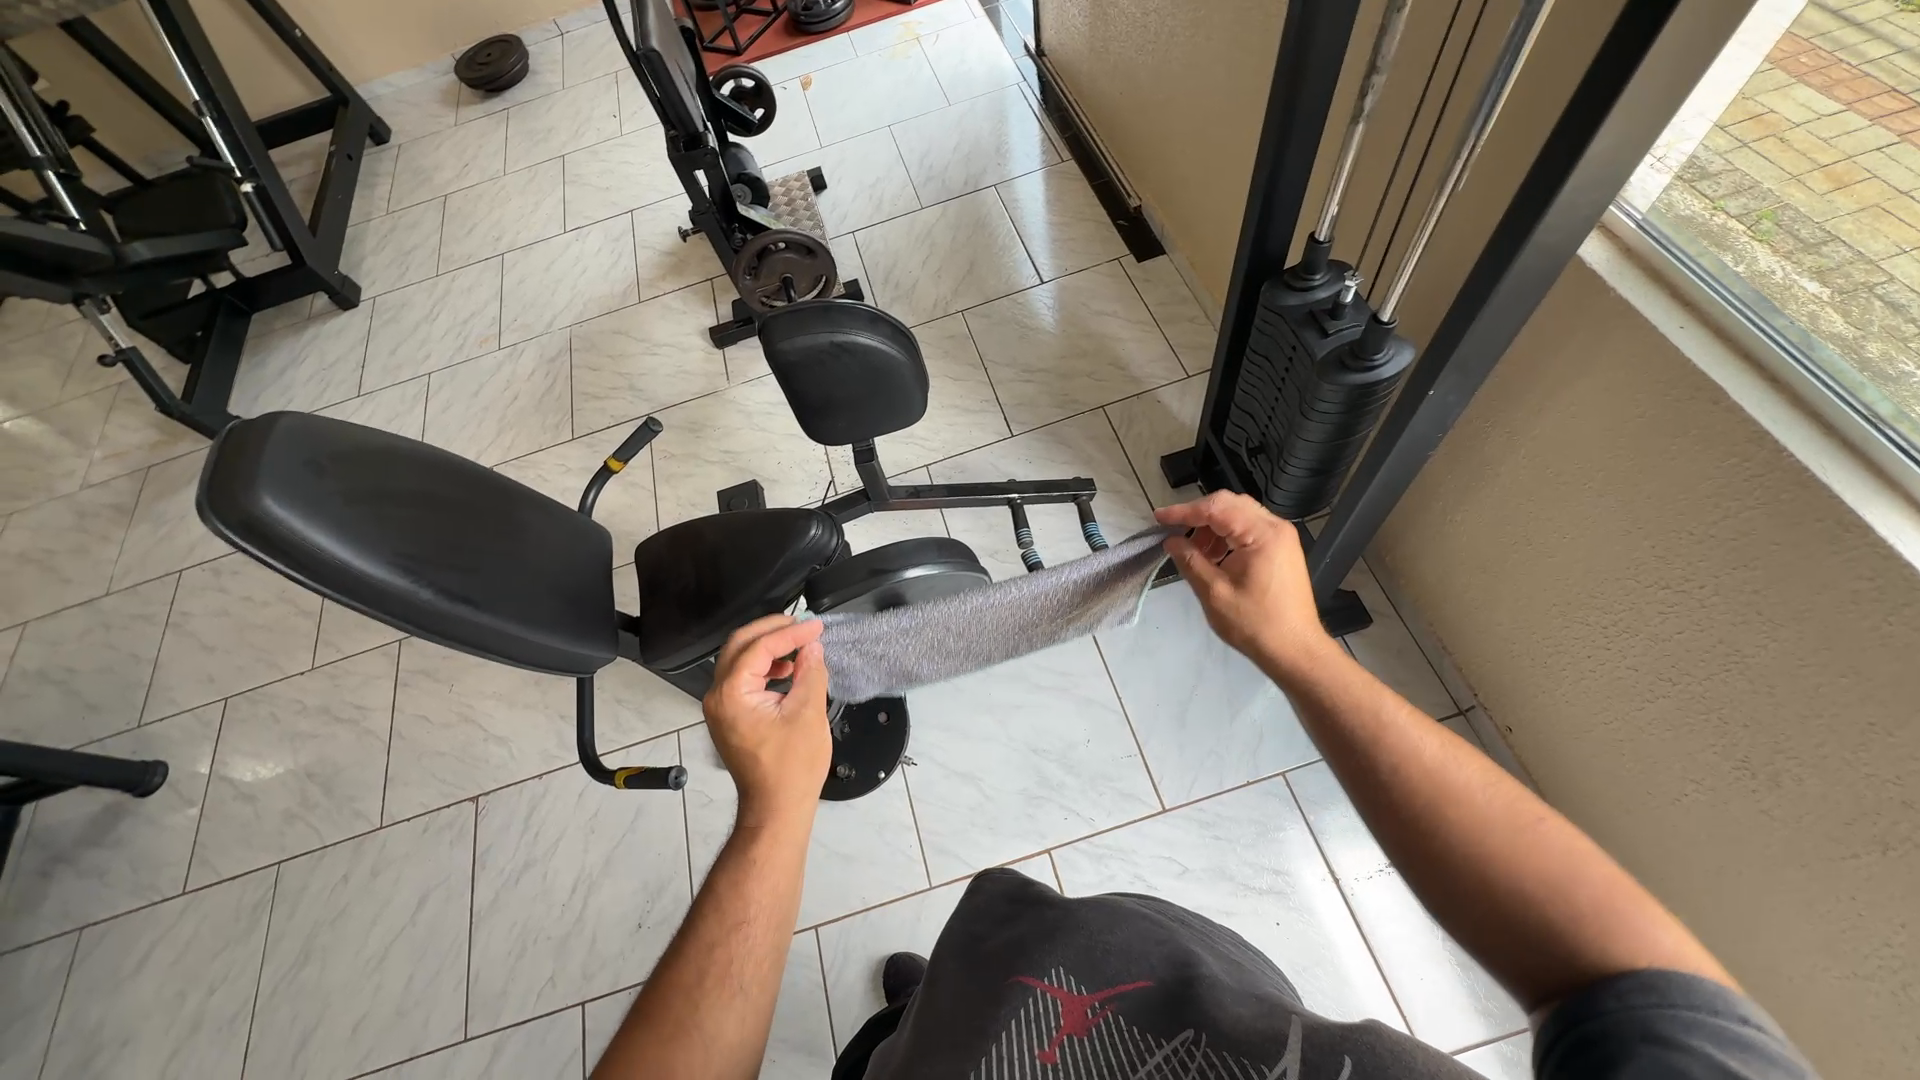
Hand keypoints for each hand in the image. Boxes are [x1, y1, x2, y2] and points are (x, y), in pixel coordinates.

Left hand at [703, 615, 830, 827]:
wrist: (776, 807)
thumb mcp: (808, 713)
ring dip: (769, 647)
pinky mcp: (730, 715)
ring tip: (800, 644)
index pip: (759, 646)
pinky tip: (788, 670)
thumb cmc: (791, 768)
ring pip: (740, 659)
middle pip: (741, 645)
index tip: (816, 627)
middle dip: (773, 630)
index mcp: (732, 694)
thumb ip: (810, 672)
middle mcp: (718, 697)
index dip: (790, 632)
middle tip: (803, 625)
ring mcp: (721, 707)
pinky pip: (743, 678)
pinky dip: (764, 667)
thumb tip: (812, 647)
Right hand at [1155, 493, 1343, 681]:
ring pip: (1239, 514)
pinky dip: (1227, 535)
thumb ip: (1190, 560)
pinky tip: (1213, 556)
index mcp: (1262, 534)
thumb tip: (1171, 541)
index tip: (1159, 519)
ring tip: (1194, 550)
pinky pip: (1249, 529)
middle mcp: (1276, 528)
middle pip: (1230, 504)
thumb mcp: (1214, 593)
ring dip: (1212, 526)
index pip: (1216, 508)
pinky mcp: (1282, 549)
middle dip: (1198, 515)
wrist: (1295, 650)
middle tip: (1174, 532)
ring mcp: (1282, 538)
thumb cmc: (1255, 624)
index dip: (1184, 512)